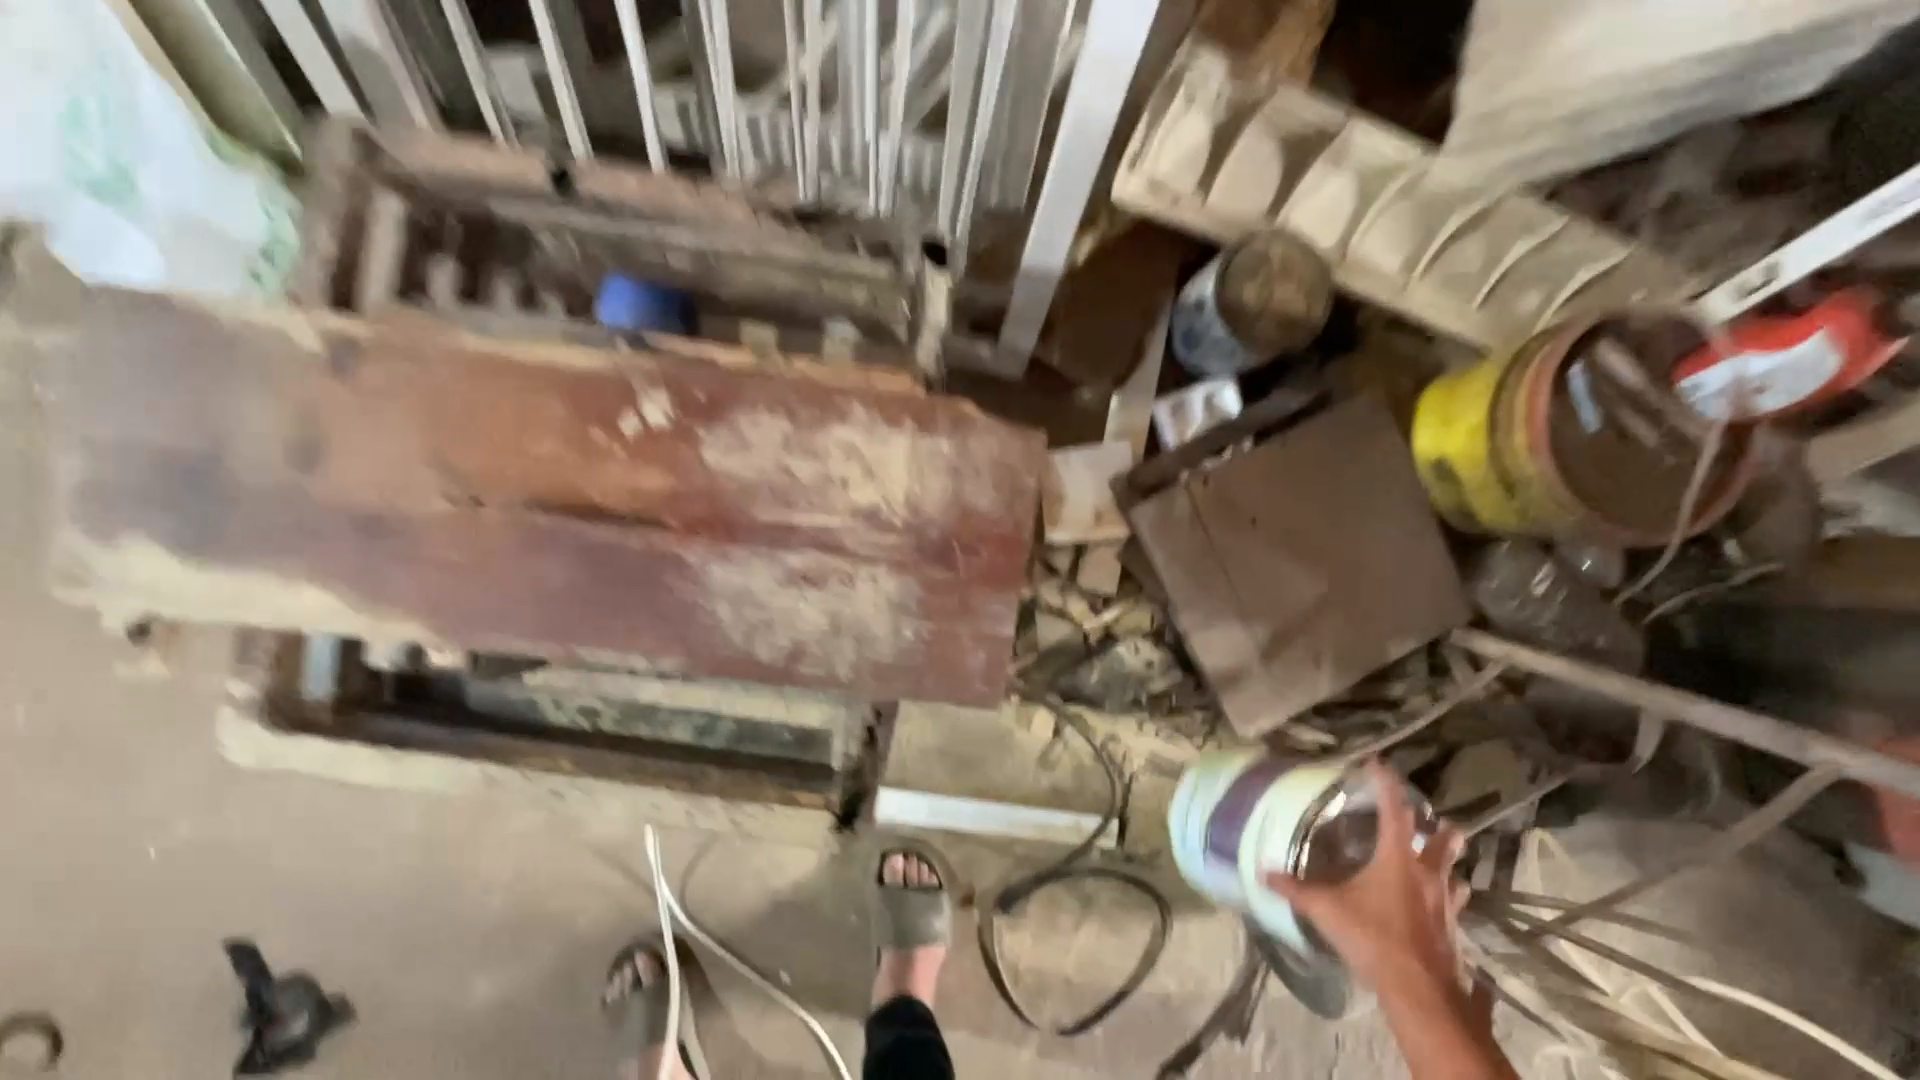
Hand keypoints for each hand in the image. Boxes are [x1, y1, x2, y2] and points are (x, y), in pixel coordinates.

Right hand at [1263, 761, 1468, 1000]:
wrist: (1420, 990)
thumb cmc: (1374, 938)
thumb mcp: (1327, 911)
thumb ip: (1296, 890)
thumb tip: (1263, 872)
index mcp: (1398, 859)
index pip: (1395, 810)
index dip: (1387, 785)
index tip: (1380, 764)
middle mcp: (1428, 875)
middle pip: (1443, 842)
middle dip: (1440, 829)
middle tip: (1436, 821)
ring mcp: (1446, 904)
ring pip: (1454, 875)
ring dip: (1448, 866)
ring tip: (1438, 865)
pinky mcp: (1453, 931)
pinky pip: (1454, 907)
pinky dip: (1446, 901)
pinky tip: (1437, 908)